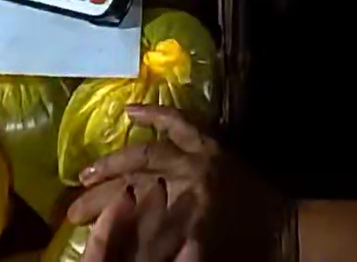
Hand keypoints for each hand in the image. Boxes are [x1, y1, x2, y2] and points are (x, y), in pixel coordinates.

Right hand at [68, 106, 293, 261]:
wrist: (284, 231)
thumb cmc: (244, 254)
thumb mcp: (203, 260)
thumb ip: (167, 250)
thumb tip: (128, 246)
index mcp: (190, 216)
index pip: (137, 222)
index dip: (108, 228)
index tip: (81, 236)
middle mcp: (189, 181)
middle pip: (135, 187)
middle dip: (101, 199)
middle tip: (72, 209)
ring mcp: (199, 157)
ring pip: (147, 153)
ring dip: (114, 163)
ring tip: (86, 171)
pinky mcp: (209, 143)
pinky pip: (179, 121)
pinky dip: (154, 114)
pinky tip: (130, 111)